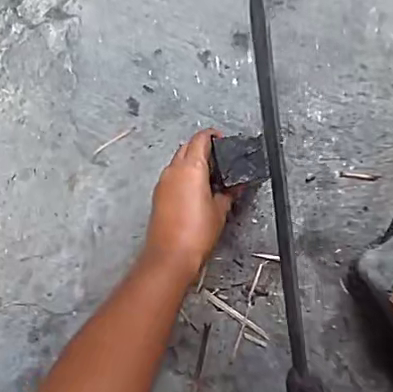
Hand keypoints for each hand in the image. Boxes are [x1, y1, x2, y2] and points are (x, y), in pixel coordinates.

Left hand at [141, 129, 234, 278]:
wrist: (171, 255)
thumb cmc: (194, 234)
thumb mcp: (220, 210)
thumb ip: (228, 193)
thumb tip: (234, 187)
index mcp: (191, 168)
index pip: (200, 139)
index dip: (212, 136)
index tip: (221, 140)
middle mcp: (173, 171)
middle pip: (186, 147)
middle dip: (201, 148)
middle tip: (218, 158)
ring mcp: (163, 183)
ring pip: (177, 161)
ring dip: (191, 162)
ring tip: (209, 175)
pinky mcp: (158, 196)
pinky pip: (171, 177)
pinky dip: (182, 176)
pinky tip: (195, 190)